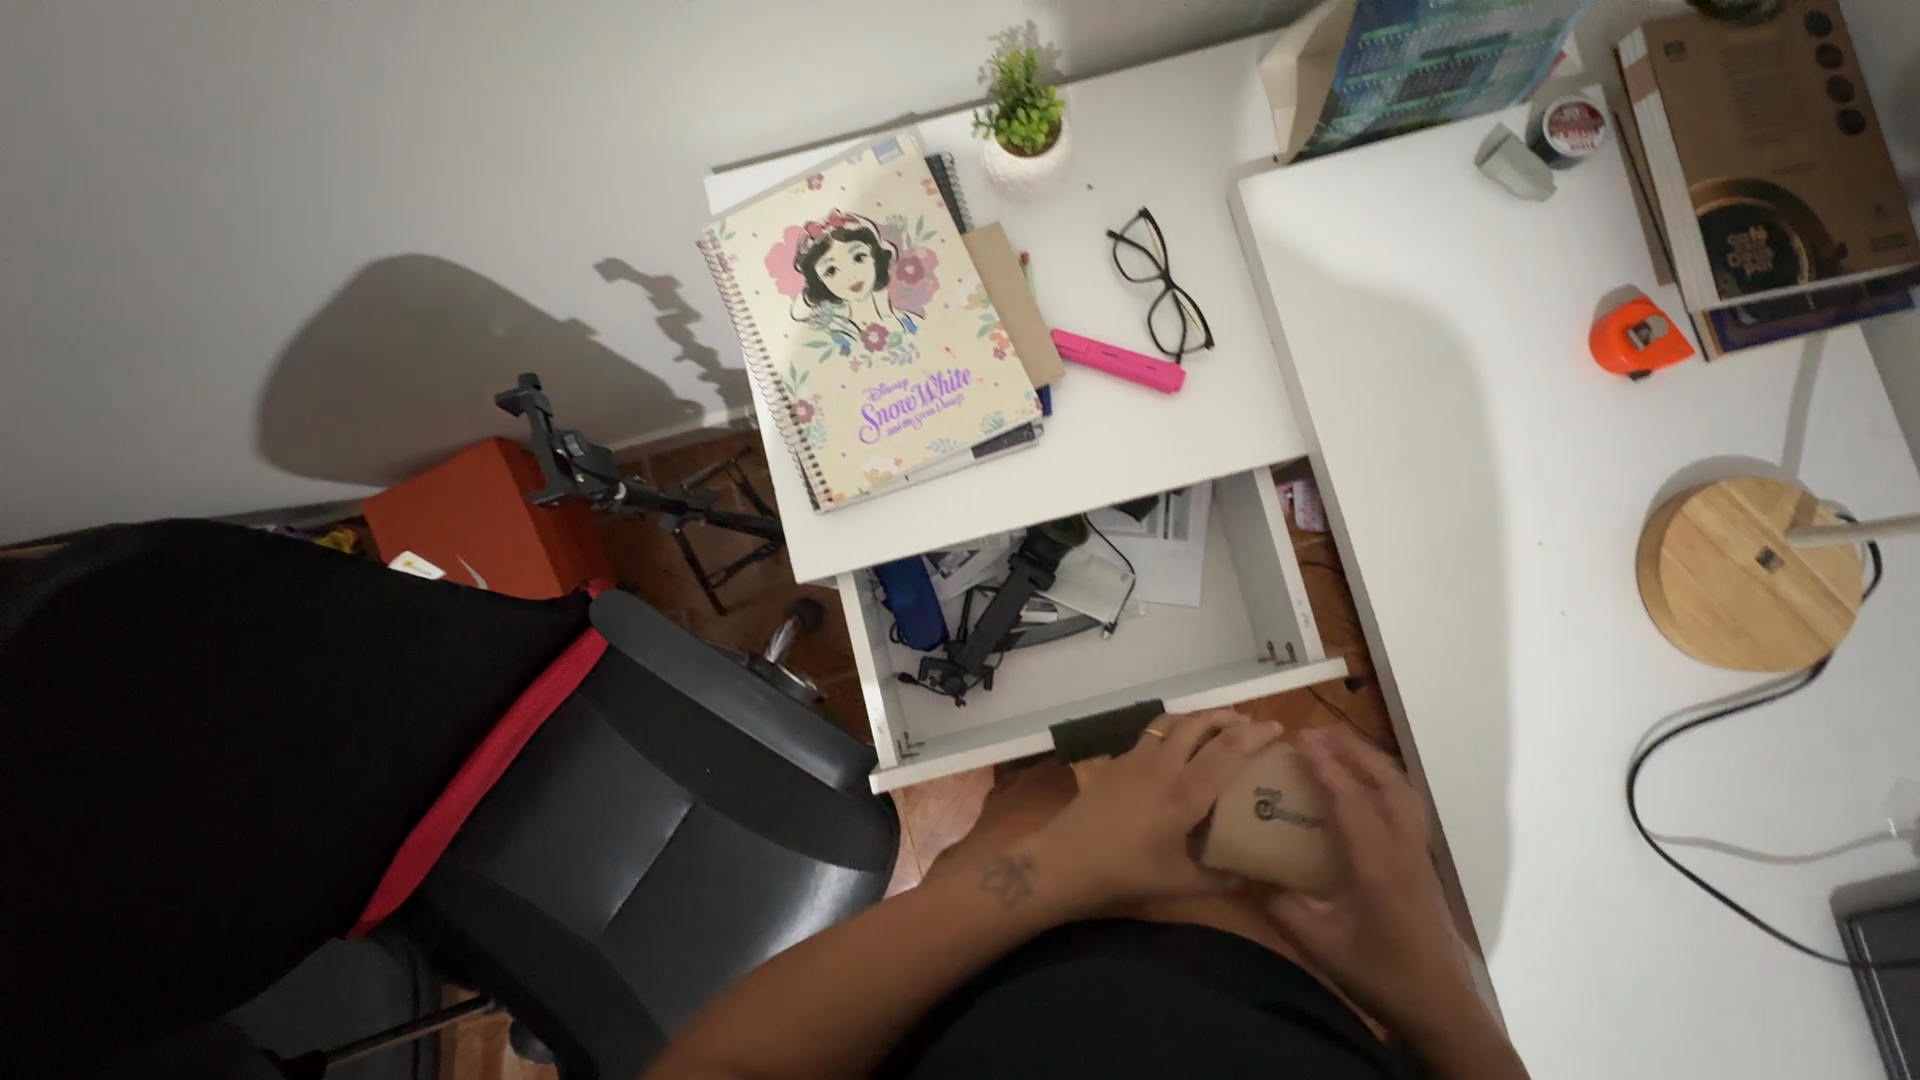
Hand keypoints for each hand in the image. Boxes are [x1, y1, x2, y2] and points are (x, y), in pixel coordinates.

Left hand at [1020, 710, 1285, 914]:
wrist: (1067, 859)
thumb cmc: (1127, 872)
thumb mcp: (1181, 883)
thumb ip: (1222, 879)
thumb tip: (1253, 876)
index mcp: (1186, 791)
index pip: (1228, 749)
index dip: (1255, 735)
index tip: (1277, 729)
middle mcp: (1164, 765)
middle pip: (1199, 722)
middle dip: (1227, 717)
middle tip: (1248, 724)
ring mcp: (1136, 758)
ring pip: (1171, 721)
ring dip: (1197, 717)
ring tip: (1214, 726)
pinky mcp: (1116, 761)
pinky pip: (1151, 733)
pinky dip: (1171, 729)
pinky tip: (1174, 747)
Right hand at [1264, 726, 1484, 1041]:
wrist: (1441, 1008)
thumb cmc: (1379, 974)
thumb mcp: (1319, 945)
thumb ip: (1281, 906)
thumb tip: (1249, 874)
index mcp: (1376, 865)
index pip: (1350, 801)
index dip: (1324, 766)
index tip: (1300, 737)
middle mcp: (1402, 850)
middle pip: (1385, 784)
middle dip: (1352, 750)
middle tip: (1317, 731)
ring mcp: (1419, 856)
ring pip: (1402, 793)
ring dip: (1371, 762)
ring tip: (1341, 746)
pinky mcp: (1423, 864)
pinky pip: (1405, 807)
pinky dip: (1384, 782)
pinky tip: (1365, 786)